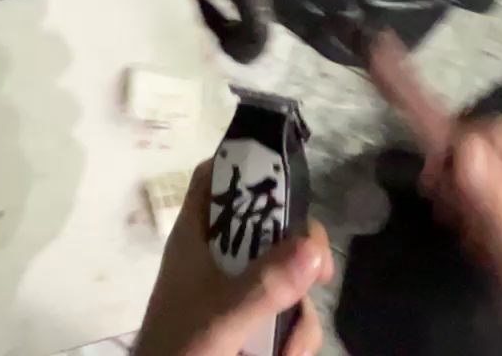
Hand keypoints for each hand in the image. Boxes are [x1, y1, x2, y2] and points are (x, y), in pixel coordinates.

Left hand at [135, 161, 334, 355]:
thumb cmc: (179, 347)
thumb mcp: (223, 315)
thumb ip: (266, 284)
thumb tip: (312, 246)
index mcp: (197, 235)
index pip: (213, 179)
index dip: (243, 165)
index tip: (285, 176)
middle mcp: (218, 256)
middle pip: (266, 227)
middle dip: (300, 253)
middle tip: (322, 274)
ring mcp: (235, 290)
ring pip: (285, 277)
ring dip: (299, 314)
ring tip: (289, 351)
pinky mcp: (249, 325)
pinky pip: (287, 316)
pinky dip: (294, 339)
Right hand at [441, 119, 501, 355]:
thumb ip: (493, 207)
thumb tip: (463, 147)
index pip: (495, 135)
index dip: (455, 143)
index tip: (429, 177)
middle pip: (494, 150)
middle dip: (457, 169)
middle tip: (436, 205)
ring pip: (497, 171)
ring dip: (466, 190)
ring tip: (452, 225)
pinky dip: (482, 207)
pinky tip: (474, 238)